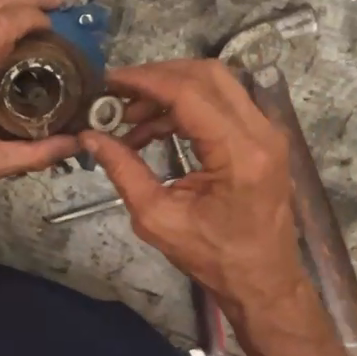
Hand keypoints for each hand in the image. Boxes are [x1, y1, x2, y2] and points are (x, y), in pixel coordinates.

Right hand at [79, 60, 304, 311]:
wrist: (262, 280)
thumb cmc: (212, 256)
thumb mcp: (157, 217)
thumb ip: (123, 170)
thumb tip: (90, 136)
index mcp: (239, 154)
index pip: (189, 93)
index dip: (144, 81)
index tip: (108, 82)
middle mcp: (261, 133)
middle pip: (207, 74)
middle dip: (157, 77)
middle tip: (118, 94)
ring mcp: (267, 132)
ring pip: (216, 82)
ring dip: (169, 91)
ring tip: (130, 118)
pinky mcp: (262, 138)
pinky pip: (221, 102)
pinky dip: (183, 106)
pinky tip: (152, 130)